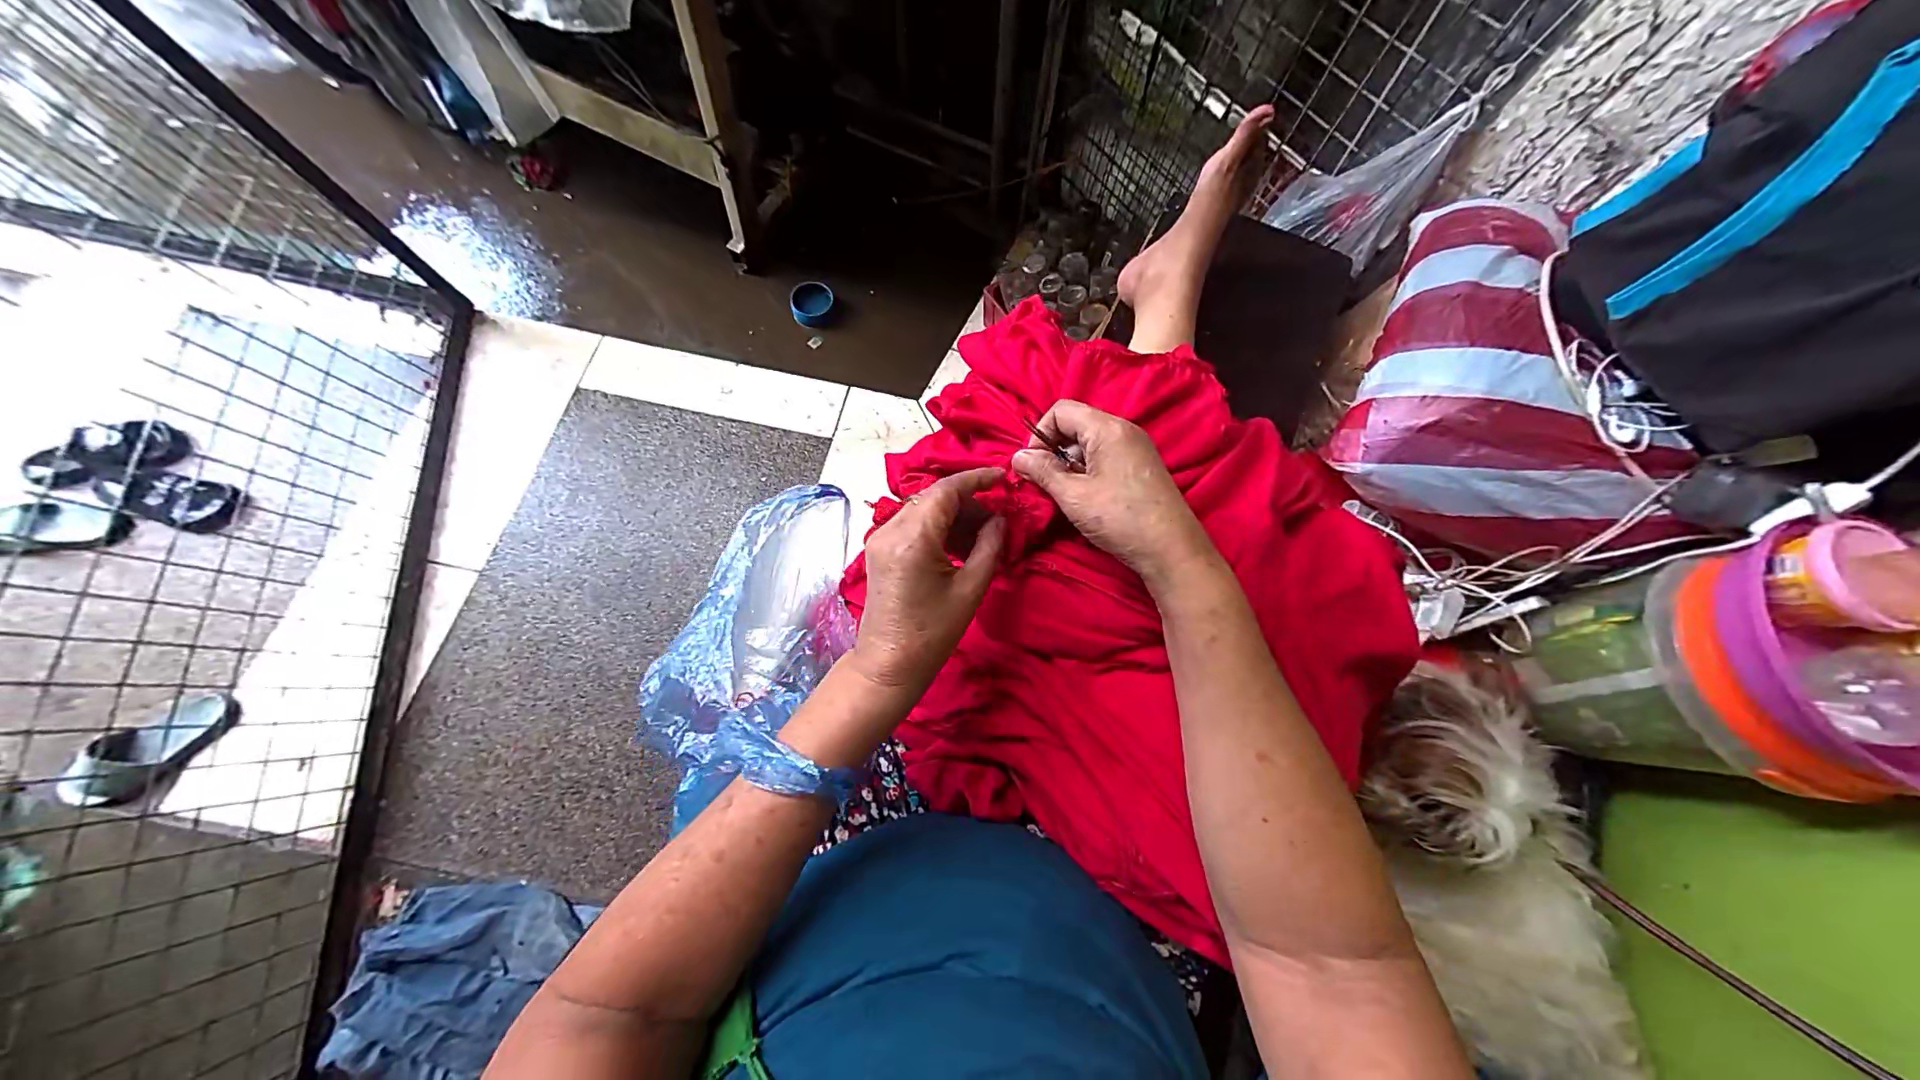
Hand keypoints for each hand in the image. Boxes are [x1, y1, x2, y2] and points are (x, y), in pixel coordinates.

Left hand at [846, 466, 1007, 700]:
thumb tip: (999, 519)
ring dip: (952, 514)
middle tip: (996, 518)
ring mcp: (880, 538)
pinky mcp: (879, 550)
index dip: (976, 479)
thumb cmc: (932, 633)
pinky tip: (958, 543)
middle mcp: (890, 530)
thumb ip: (989, 546)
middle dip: (967, 500)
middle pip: (933, 497)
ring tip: (981, 535)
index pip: (946, 491)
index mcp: (913, 538)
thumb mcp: (970, 589)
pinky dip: (937, 526)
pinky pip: (912, 524)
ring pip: (922, 508)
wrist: (889, 664)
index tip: (1002, 477)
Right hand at [1011, 400, 1214, 586]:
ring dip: (1070, 464)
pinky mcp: (1141, 466)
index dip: (1040, 434)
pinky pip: (1105, 456)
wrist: (1171, 548)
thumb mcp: (1073, 496)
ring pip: (1089, 443)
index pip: (1061, 410)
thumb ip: (1043, 472)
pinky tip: (1087, 499)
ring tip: (1067, 495)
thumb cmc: (1120, 518)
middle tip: (1047, 483)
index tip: (1033, 465)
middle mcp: (1124, 430)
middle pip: (1076, 425)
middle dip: (1054, 450)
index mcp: (1107, 428)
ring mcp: (1136, 447)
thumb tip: (1018, 457)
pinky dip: (1088, 471)